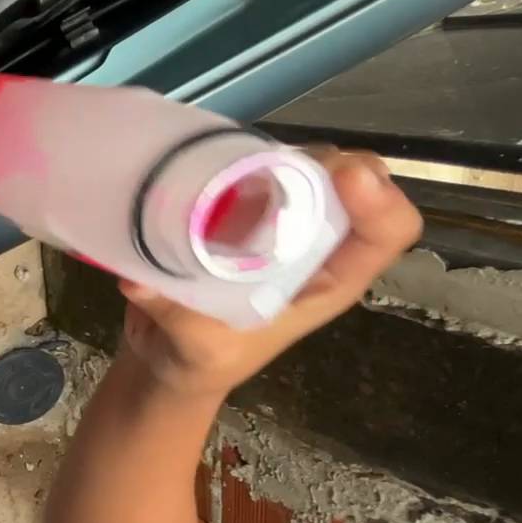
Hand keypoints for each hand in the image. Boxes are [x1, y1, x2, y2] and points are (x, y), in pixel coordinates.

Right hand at [117, 148, 422, 397]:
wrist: (164, 361)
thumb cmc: (199, 362)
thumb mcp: (198, 348)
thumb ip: (174, 314)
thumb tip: (135, 282)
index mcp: (325, 282)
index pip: (385, 234)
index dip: (377, 201)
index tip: (339, 176)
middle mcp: (310, 249)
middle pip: (349, 190)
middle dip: (324, 166)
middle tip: (274, 163)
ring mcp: (271, 232)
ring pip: (303, 177)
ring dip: (279, 160)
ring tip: (237, 160)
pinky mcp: (232, 223)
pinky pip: (248, 184)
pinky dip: (235, 168)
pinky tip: (207, 168)